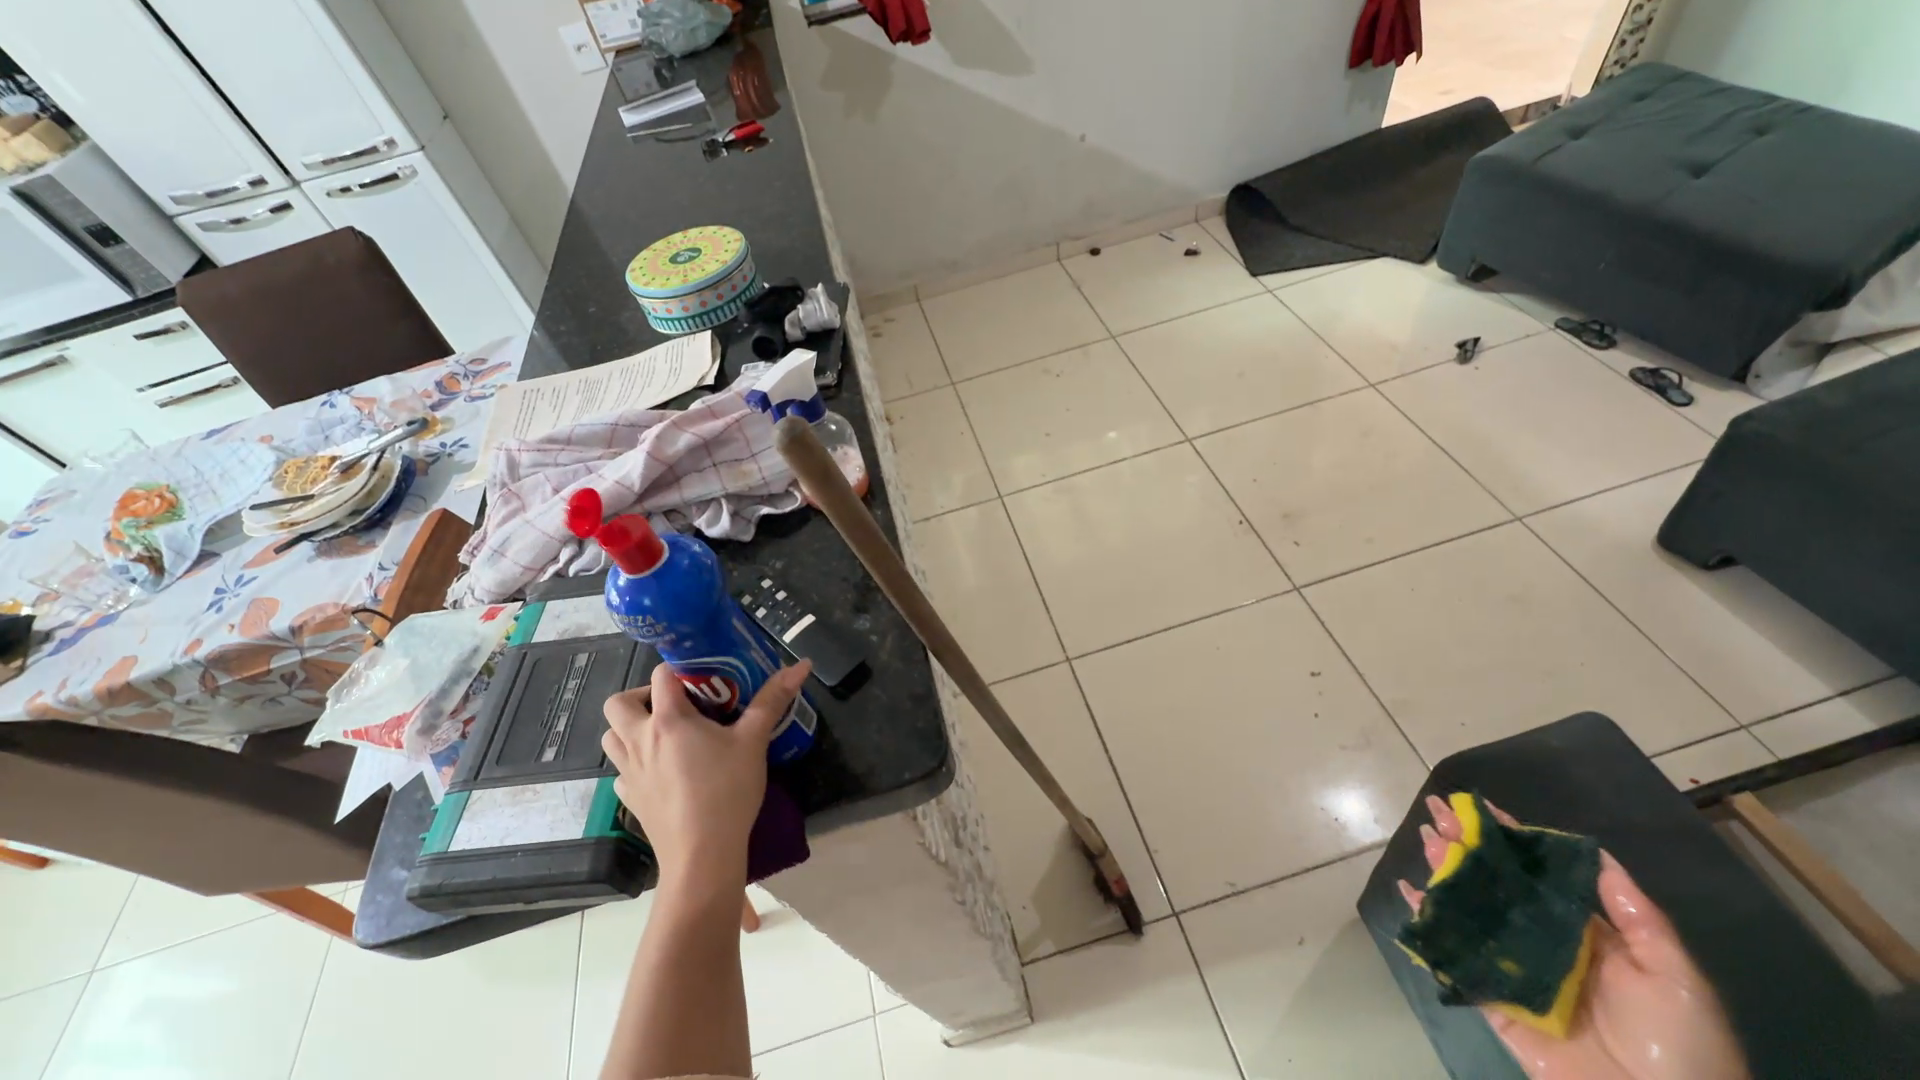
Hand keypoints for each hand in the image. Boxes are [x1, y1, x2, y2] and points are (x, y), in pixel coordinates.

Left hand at [601, 660, 810, 890]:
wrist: (702, 854)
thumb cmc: (728, 791)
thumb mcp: (754, 741)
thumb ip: (773, 700)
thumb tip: (802, 664)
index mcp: (668, 719)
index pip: (660, 675)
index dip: (678, 671)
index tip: (701, 682)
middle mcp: (640, 739)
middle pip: (617, 703)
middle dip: (639, 697)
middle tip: (672, 707)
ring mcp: (630, 771)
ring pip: (610, 737)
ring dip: (629, 729)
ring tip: (662, 736)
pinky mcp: (629, 799)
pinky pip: (621, 772)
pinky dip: (634, 764)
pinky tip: (659, 773)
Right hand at [1398, 795, 1748, 1079]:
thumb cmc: (1679, 1043)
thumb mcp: (1675, 973)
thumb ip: (1636, 915)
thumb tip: (1596, 853)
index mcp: (1587, 934)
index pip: (1542, 876)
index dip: (1511, 839)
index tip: (1480, 806)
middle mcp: (1547, 946)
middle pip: (1499, 888)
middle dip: (1468, 848)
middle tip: (1437, 811)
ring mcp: (1517, 975)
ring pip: (1472, 915)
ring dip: (1446, 876)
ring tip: (1424, 839)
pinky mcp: (1495, 1005)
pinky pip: (1456, 961)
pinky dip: (1429, 928)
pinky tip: (1410, 897)